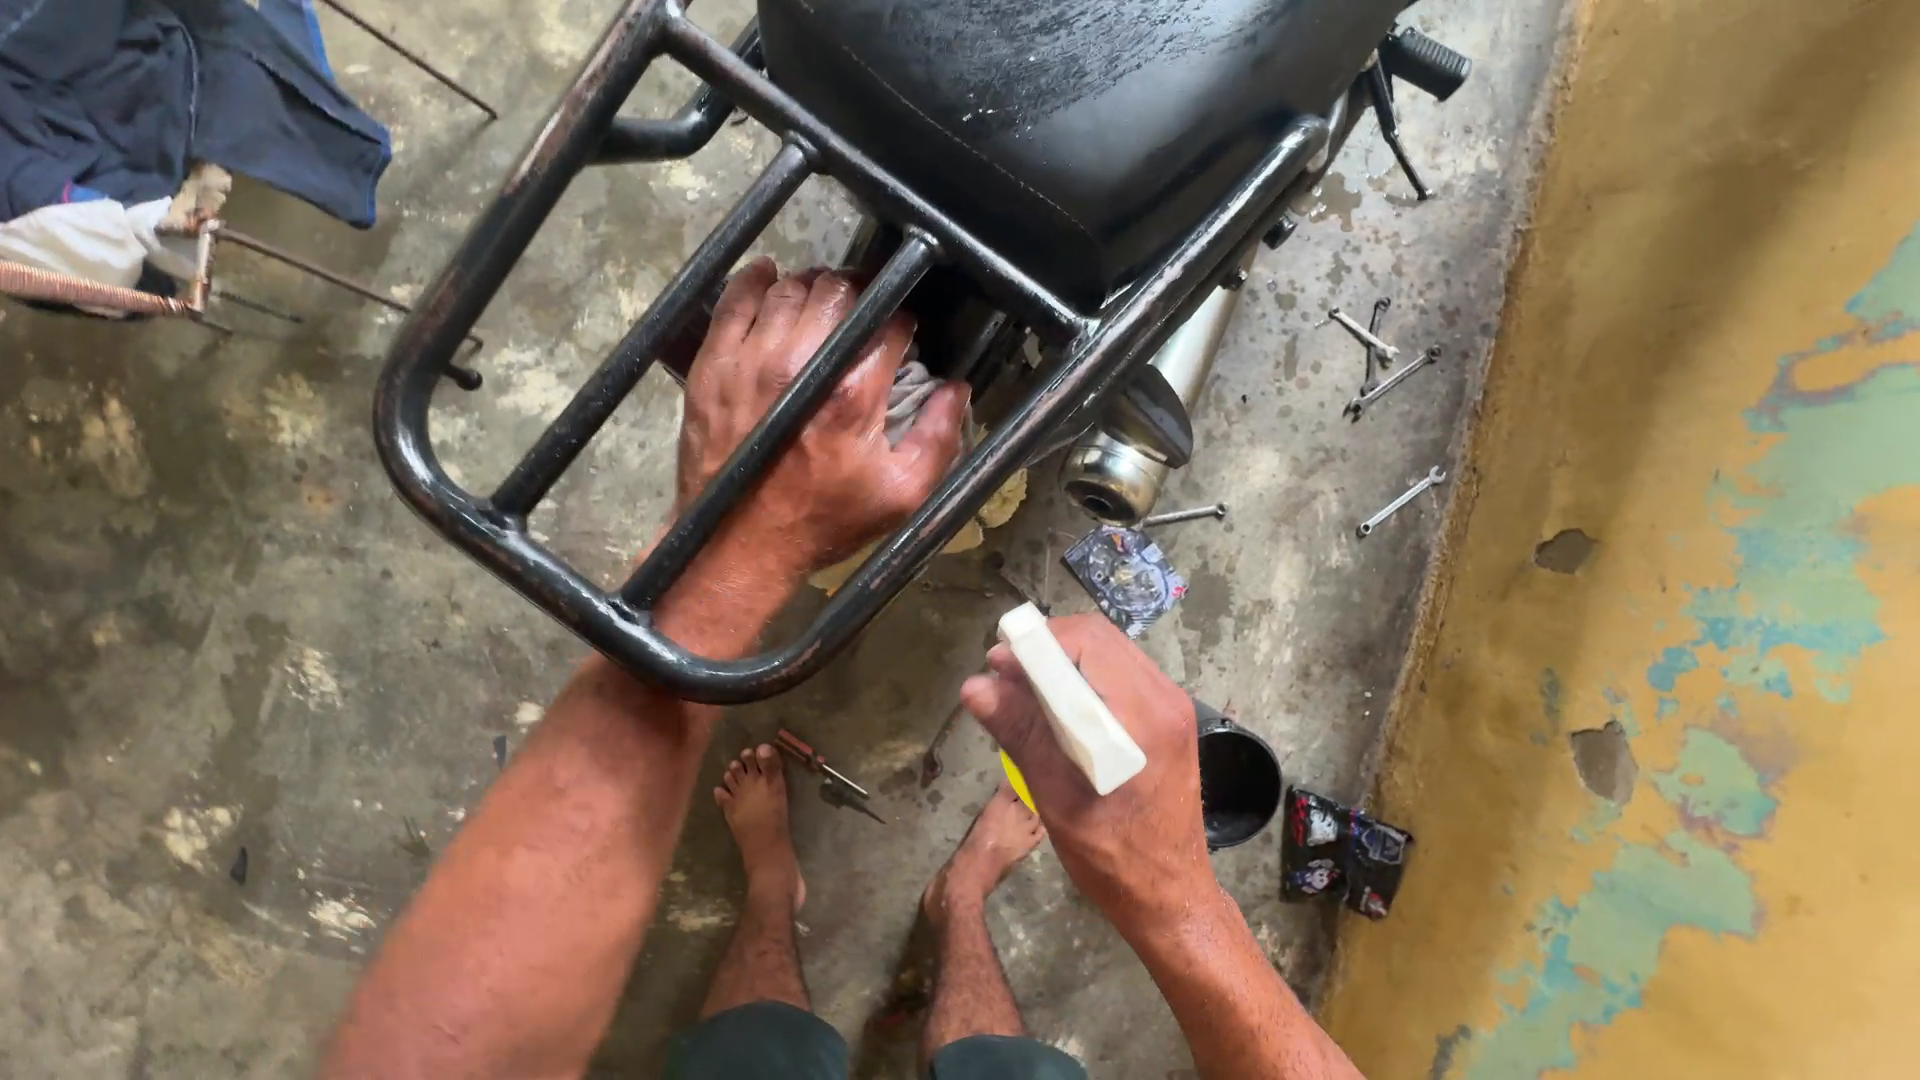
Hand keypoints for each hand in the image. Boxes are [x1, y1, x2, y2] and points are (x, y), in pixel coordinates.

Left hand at [676, 259, 968, 582]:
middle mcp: (801, 364)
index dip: (902, 322)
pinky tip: (769, 278)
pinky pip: (733, 300)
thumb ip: (940, 437)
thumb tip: (957, 389)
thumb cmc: (826, 521)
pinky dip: (755, 282)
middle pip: (837, 293)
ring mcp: (751, 361)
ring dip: (812, 288)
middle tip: (863, 311)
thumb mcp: (903, 494)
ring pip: (788, 289)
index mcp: (852, 394)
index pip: (887, 324)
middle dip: (859, 293)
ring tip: (822, 304)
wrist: (742, 545)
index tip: (902, 333)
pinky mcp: (713, 366)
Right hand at [960, 615, 1216, 937]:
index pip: (1088, 642)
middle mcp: (1165, 699)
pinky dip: (1080, 678)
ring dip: (1061, 661)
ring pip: (1108, 652)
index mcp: (1145, 717)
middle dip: (1046, 647)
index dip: (1038, 642)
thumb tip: (975, 687)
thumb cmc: (1115, 860)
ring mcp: (1170, 707)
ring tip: (1020, 690)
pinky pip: (1117, 675)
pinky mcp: (1165, 718)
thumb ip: (1021, 733)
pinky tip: (1052, 706)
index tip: (998, 661)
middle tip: (1003, 674)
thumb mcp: (1058, 798)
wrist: (1171, 897)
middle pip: (1099, 638)